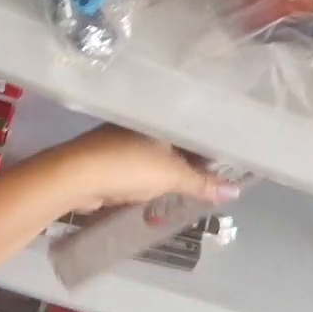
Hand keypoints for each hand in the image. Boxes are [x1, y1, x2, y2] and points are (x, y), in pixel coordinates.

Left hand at [30, 125, 242, 213]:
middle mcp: (141, 125)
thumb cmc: (129, 167)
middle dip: (192, 163)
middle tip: (216, 181)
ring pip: (155, 157)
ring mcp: (121, 140)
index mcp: (159, 119)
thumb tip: (236, 191)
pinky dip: (150, 181)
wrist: (75, 177)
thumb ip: (202, 184)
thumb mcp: (172, 176)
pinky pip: (139, 170)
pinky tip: (162, 192)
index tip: (230, 164)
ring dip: (170, 173)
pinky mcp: (108, 159)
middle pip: (175, 144)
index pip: (193, 129)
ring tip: (195, 189)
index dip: (211, 148)